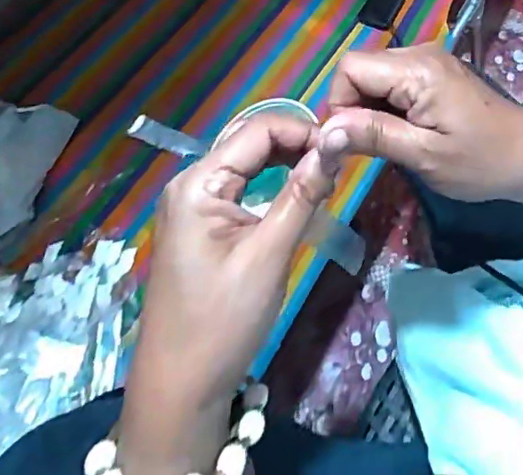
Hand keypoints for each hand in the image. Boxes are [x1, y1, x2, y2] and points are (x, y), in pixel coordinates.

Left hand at [119, 114, 334, 471]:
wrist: (179, 391)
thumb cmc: (222, 321)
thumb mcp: (269, 254)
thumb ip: (303, 195)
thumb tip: (336, 144)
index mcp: (199, 182)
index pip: (259, 130)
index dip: (303, 131)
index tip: (342, 150)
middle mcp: (192, 182)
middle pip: (253, 143)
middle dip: (297, 147)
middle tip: (337, 169)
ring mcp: (194, 203)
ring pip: (250, 165)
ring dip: (288, 166)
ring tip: (324, 182)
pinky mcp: (202, 224)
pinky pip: (243, 188)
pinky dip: (273, 187)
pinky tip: (297, 199)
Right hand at [317, 43, 522, 203]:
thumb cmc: (481, 161)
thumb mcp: (424, 156)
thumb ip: (374, 136)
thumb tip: (325, 132)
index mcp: (416, 69)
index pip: (349, 68)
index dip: (341, 103)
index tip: (355, 139)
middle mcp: (419, 52)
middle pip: (360, 68)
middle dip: (355, 105)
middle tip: (374, 144)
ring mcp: (428, 58)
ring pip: (374, 73)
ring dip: (371, 106)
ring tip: (394, 139)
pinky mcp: (435, 69)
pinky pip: (393, 78)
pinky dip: (388, 103)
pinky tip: (406, 128)